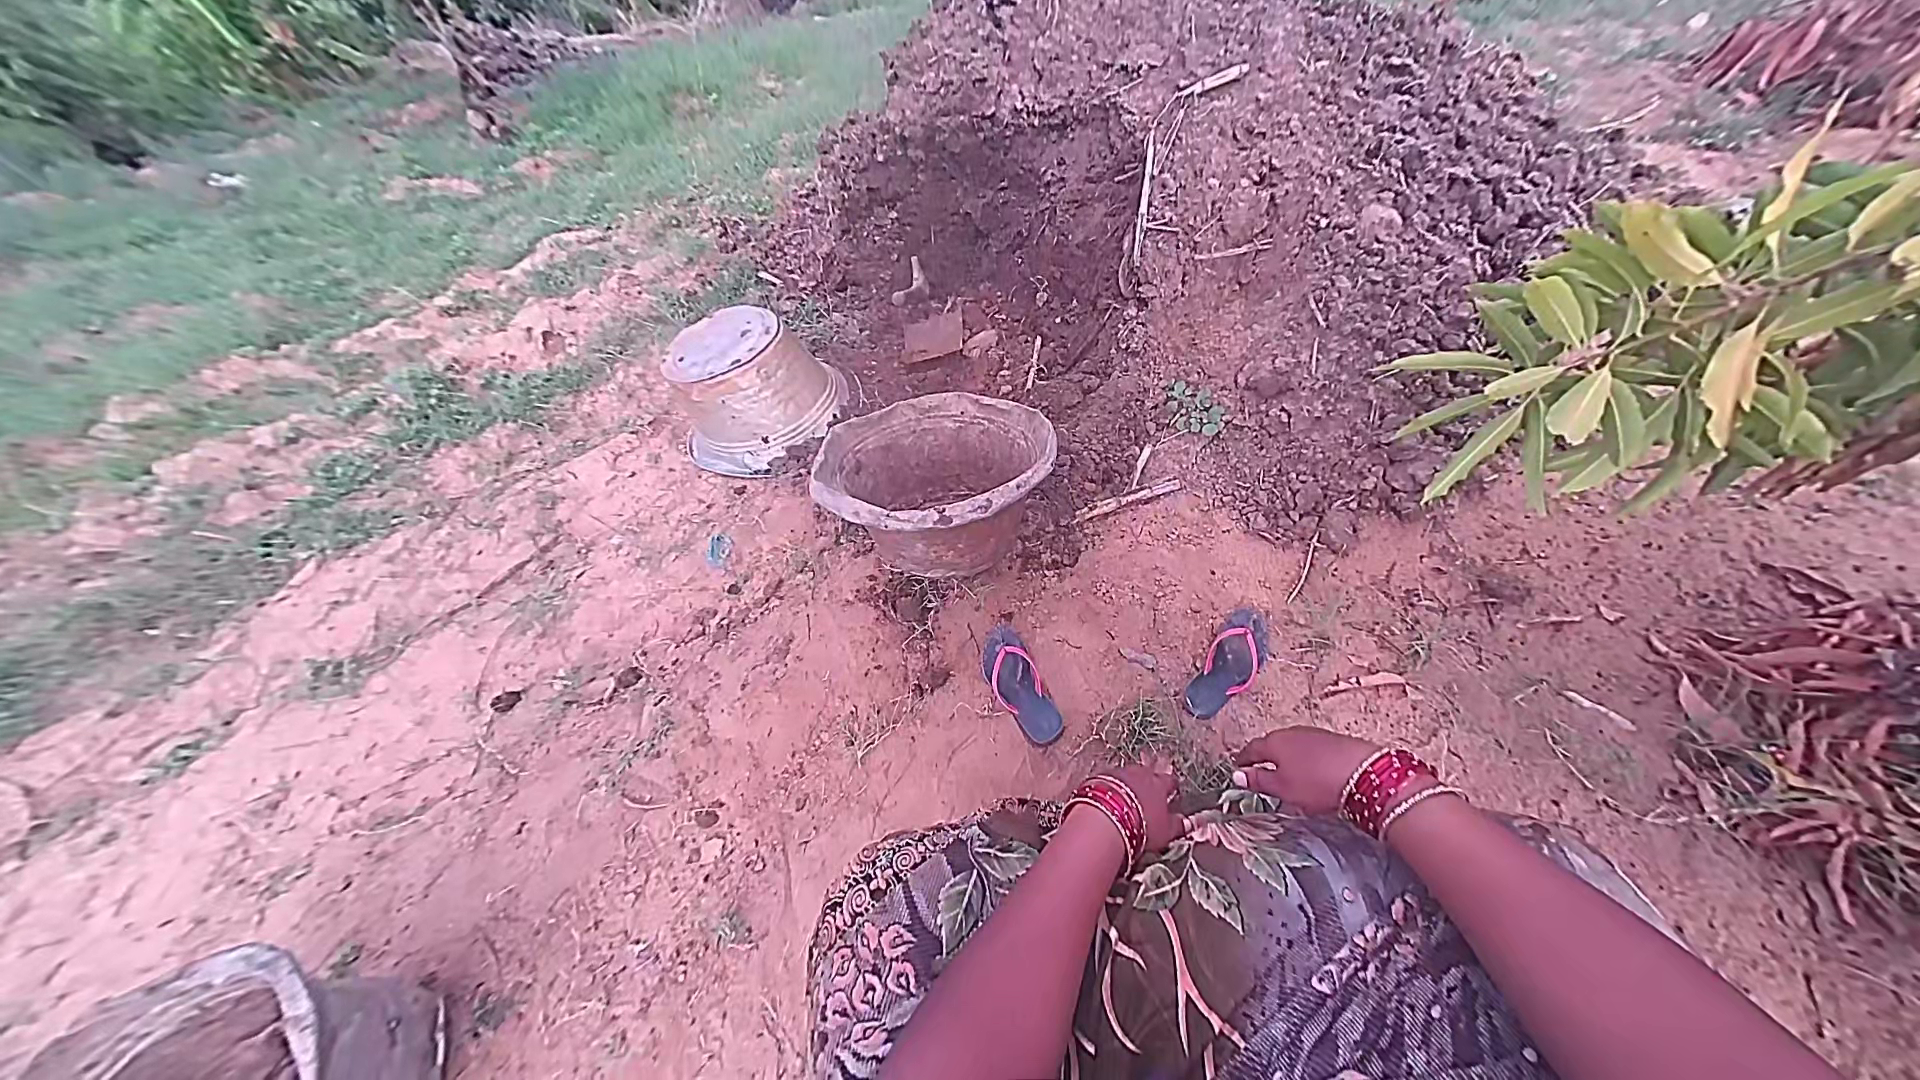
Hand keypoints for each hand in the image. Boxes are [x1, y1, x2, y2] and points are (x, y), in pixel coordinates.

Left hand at [1090, 765, 1184, 854]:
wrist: (1106, 818)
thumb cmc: (1140, 825)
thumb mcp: (1167, 831)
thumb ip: (1179, 825)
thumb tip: (1188, 824)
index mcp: (1159, 784)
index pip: (1170, 781)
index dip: (1172, 786)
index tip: (1172, 790)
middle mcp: (1140, 773)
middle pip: (1148, 772)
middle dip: (1150, 778)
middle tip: (1150, 787)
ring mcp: (1119, 773)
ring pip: (1129, 773)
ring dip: (1130, 780)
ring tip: (1131, 793)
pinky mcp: (1100, 777)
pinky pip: (1110, 779)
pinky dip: (1113, 785)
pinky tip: (1113, 795)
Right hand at [1231, 726, 1382, 815]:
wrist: (1365, 773)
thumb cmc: (1316, 783)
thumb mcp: (1283, 788)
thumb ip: (1259, 781)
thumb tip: (1237, 775)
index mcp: (1273, 743)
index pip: (1251, 749)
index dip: (1244, 759)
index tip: (1238, 767)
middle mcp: (1290, 733)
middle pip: (1272, 744)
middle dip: (1265, 755)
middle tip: (1260, 769)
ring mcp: (1313, 734)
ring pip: (1292, 744)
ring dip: (1286, 756)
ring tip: (1287, 770)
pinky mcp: (1333, 740)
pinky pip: (1310, 747)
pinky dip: (1305, 756)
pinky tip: (1311, 768)